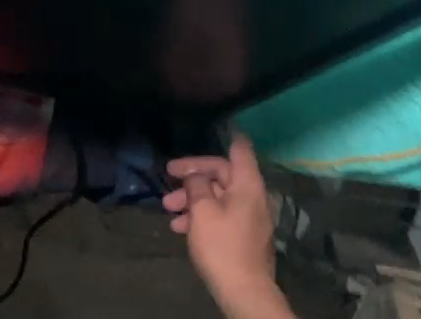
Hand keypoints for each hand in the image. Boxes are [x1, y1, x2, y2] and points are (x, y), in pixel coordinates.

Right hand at [164, 134, 293, 318]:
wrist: (244, 292)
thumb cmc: (222, 244)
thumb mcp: (202, 209)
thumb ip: (196, 185)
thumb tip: (195, 175)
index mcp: (247, 186)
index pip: (240, 151)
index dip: (229, 137)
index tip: (219, 127)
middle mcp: (252, 198)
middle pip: (222, 175)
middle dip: (193, 177)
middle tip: (168, 179)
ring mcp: (249, 220)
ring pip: (218, 198)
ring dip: (192, 199)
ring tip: (168, 208)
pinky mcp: (243, 238)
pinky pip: (221, 216)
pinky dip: (202, 216)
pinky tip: (180, 227)